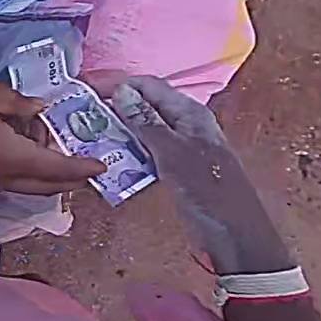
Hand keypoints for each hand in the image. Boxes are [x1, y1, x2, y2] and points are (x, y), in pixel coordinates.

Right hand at [0, 72, 104, 194]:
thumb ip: (16, 104)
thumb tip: (38, 112)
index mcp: (8, 156)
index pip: (56, 168)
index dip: (81, 168)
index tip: (102, 166)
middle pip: (44, 185)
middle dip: (69, 178)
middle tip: (85, 162)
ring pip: (26, 184)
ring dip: (45, 172)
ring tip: (53, 146)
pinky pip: (8, 178)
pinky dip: (25, 169)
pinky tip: (22, 147)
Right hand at [99, 74, 297, 276]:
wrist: (235, 236)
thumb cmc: (206, 189)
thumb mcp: (171, 152)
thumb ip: (146, 121)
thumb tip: (121, 90)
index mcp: (190, 113)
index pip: (149, 86)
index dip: (120, 84)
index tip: (89, 91)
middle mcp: (186, 124)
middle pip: (147, 105)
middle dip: (117, 106)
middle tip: (85, 114)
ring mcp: (182, 145)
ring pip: (146, 128)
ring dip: (121, 128)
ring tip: (92, 133)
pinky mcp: (177, 166)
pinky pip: (149, 148)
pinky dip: (131, 148)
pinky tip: (113, 155)